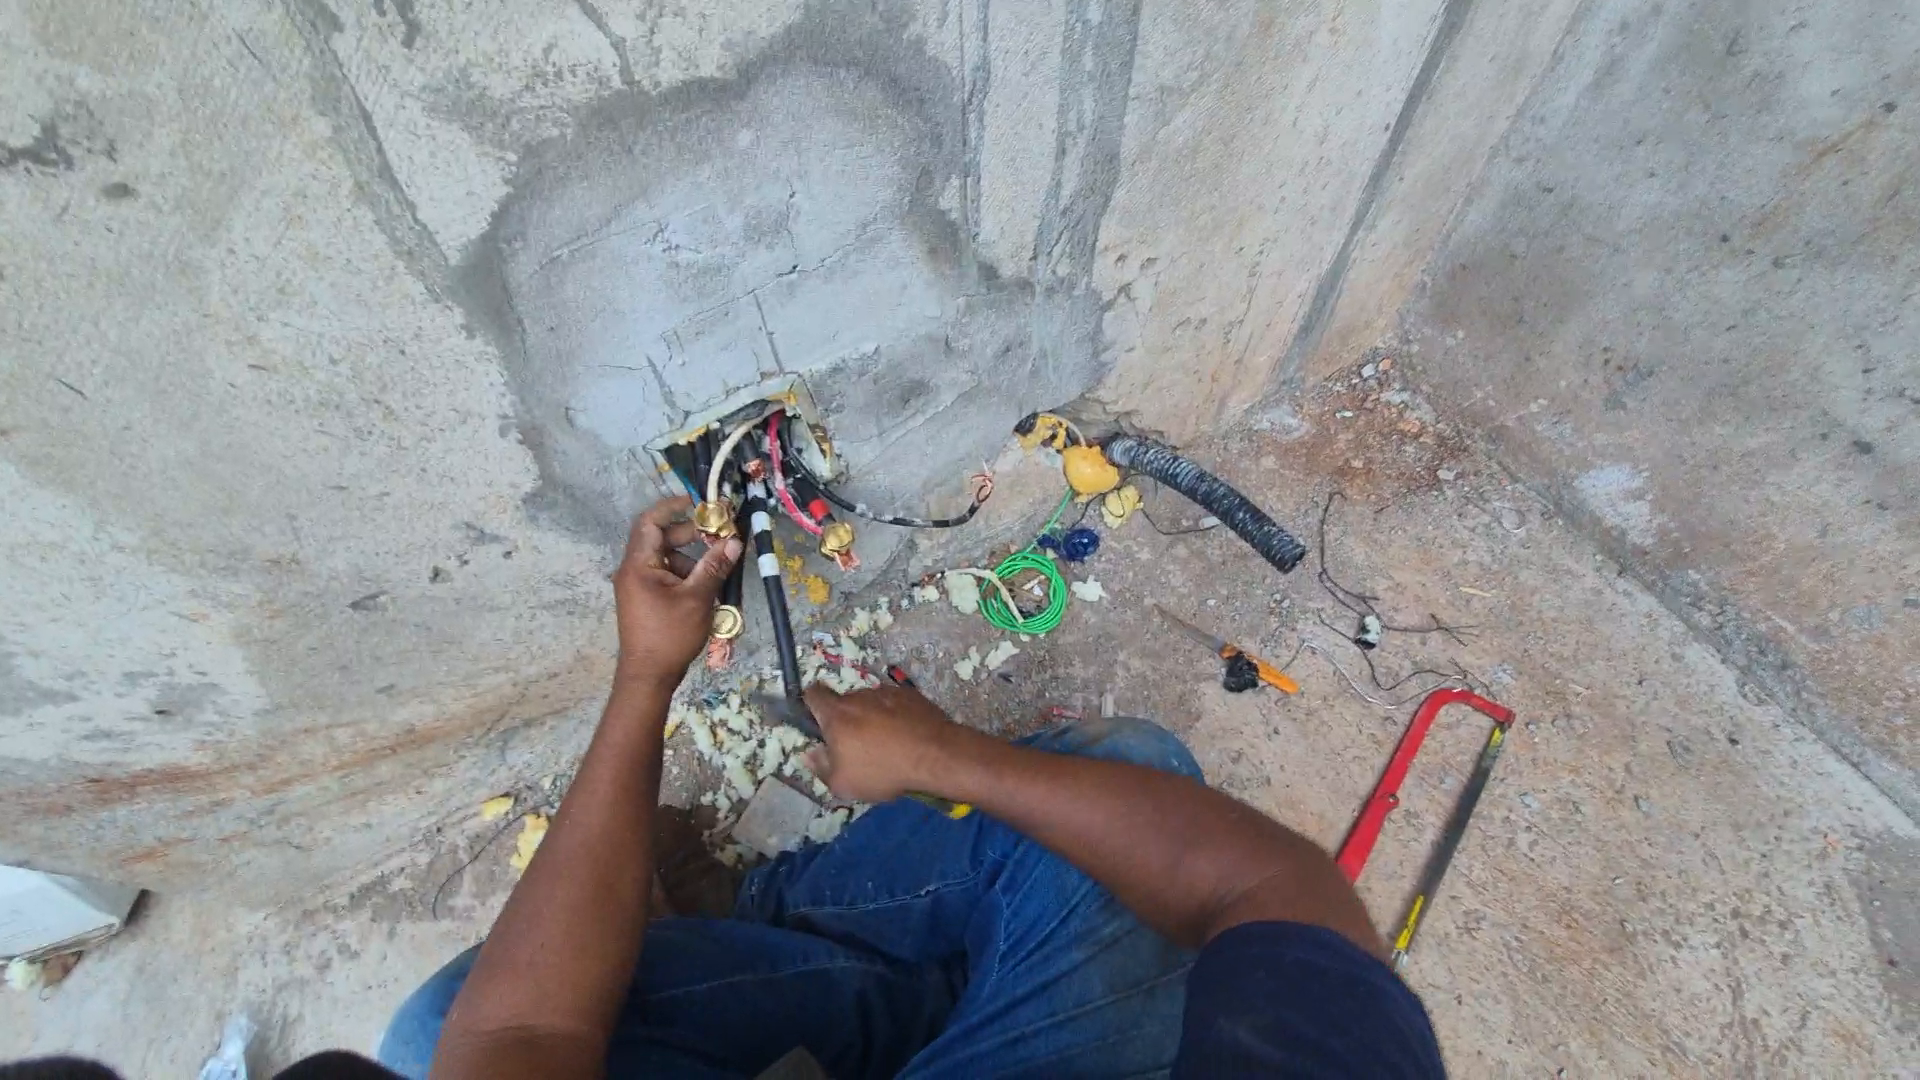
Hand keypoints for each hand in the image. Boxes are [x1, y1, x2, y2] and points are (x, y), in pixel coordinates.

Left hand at [612, 496, 741, 690]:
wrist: (649, 676)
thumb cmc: (670, 635)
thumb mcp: (698, 598)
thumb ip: (715, 566)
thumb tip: (735, 540)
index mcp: (639, 565)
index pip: (650, 522)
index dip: (673, 507)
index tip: (699, 503)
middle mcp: (633, 570)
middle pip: (662, 539)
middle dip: (692, 536)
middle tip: (721, 537)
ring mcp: (638, 585)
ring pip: (668, 559)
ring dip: (693, 559)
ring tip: (719, 568)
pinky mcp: (646, 599)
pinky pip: (667, 576)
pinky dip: (687, 575)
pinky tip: (708, 588)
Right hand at [802, 684, 974, 802]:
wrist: (935, 755)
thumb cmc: (883, 771)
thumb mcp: (843, 784)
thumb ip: (821, 766)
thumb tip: (811, 752)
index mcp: (837, 714)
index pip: (812, 694)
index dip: (810, 704)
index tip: (816, 719)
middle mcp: (859, 696)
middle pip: (844, 702)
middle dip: (846, 720)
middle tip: (856, 746)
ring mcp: (887, 692)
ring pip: (870, 703)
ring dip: (871, 718)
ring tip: (886, 744)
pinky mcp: (910, 695)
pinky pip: (893, 704)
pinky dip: (894, 716)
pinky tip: (905, 736)